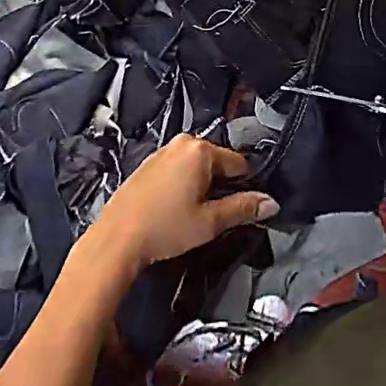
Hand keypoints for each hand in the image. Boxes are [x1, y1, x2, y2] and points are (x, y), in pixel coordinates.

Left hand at [88, 135, 278, 268]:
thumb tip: (271, 203)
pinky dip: (182, 184)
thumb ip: (243, 208)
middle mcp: (182, 143)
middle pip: (217, 162)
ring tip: (192, 213)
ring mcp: (162, 152)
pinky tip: (174, 208)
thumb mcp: (210, 222)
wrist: (115, 241)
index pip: (239, 163)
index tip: (239, 207)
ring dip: (201, 185)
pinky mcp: (148, 165)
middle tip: (213, 213)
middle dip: (220, 184)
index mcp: (201, 150)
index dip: (244, 186)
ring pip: (196, 166)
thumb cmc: (163, 229)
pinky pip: (177, 168)